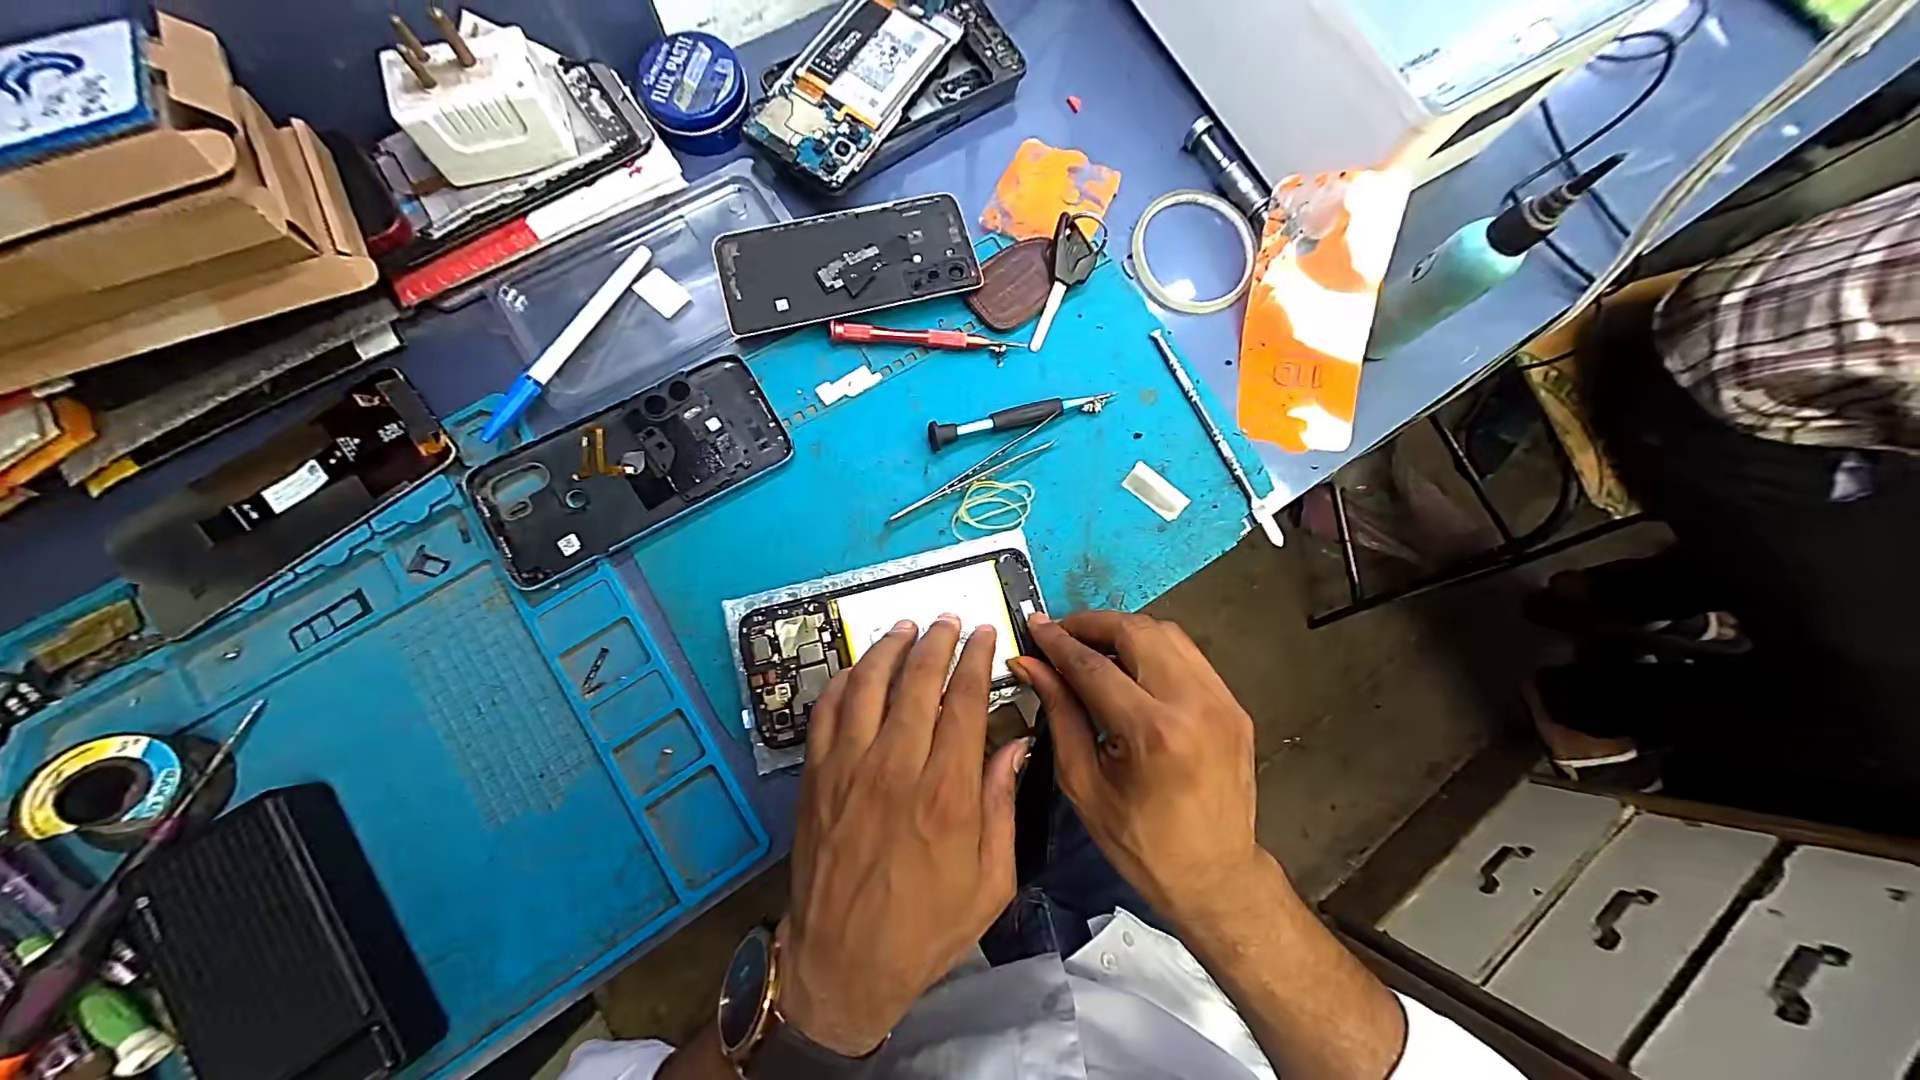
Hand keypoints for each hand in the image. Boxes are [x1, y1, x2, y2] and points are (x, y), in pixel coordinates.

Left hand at [778, 617, 1028, 1056]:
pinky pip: (828, 709)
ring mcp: (849, 767)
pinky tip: (860, 666)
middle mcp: (896, 766)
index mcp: (947, 792)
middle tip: (950, 619)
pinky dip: (846, 678)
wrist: (841, 964)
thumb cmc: (925, 927)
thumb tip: (1015, 743)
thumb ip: (1002, 805)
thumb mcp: (990, 881)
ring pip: (870, 683)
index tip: (986, 634)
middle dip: (938, 640)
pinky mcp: (817, 776)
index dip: (977, 659)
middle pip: (918, 680)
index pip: (965, 700)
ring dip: (890, 646)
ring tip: (907, 627)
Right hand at [1011, 611, 1265, 923]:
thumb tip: (1032, 666)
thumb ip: (1059, 713)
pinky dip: (1152, 648)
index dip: (1058, 642)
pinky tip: (1129, 665)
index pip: (1094, 666)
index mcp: (1153, 732)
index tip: (1035, 628)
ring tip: (1091, 645)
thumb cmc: (1141, 844)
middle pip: (1136, 632)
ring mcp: (1222, 701)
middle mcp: (1194, 704)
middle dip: (1091, 623)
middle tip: (1061, 633)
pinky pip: (1187, 655)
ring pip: (1167, 633)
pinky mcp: (1234, 705)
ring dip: (1123, 630)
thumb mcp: (1084, 783)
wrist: (1216, 877)